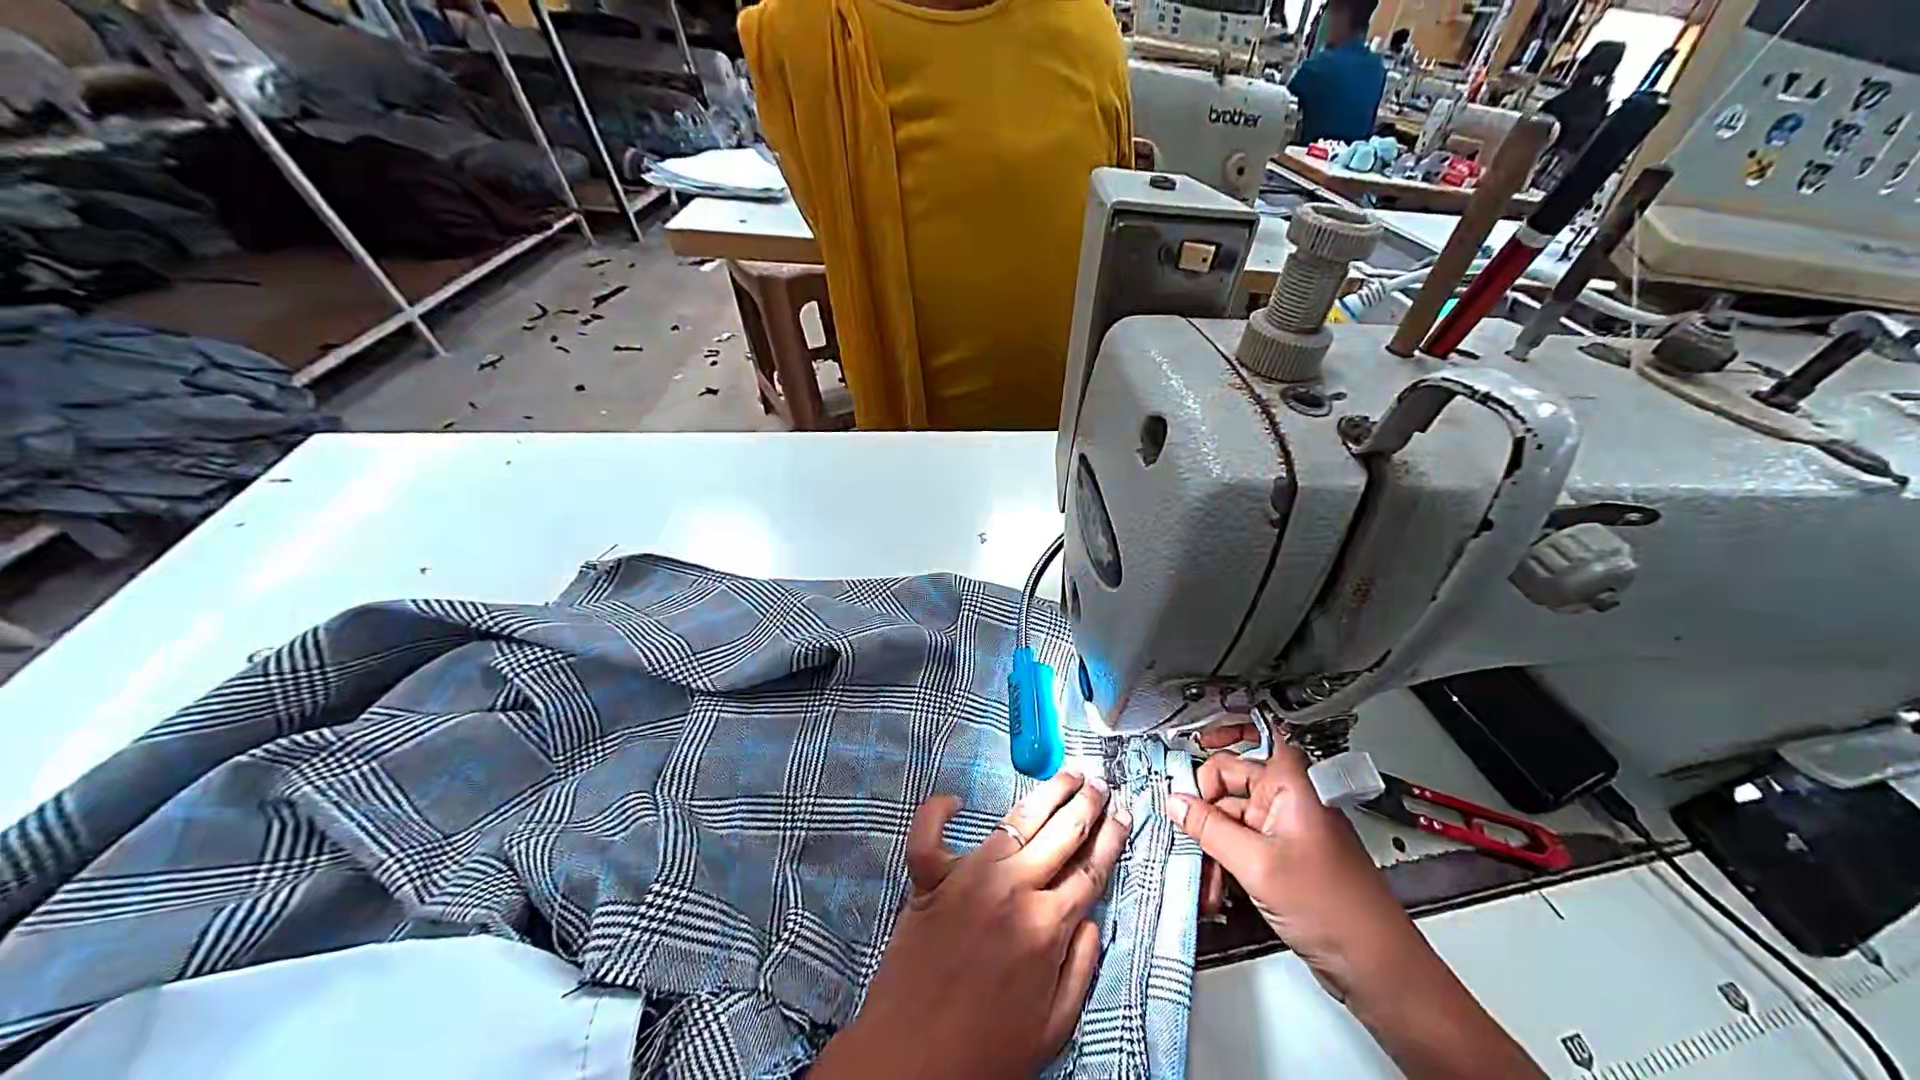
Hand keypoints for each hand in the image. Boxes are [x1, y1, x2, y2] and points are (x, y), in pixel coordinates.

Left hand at [812, 769, 1131, 1079]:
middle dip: (1087, 805)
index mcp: (1047, 927)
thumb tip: (1090, 920)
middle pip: (1061, 835)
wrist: (913, 1062)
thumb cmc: (984, 1053)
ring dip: (1045, 794)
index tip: (1122, 816)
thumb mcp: (1053, 1027)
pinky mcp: (929, 882)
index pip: (1090, 870)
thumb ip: (1079, 968)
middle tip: (1100, 783)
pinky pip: (928, 836)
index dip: (1110, 840)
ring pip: (1016, 823)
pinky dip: (936, 813)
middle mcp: (1012, 891)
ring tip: (1064, 774)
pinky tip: (954, 799)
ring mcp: (969, 880)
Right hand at [1166, 742, 1421, 999]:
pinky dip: (1224, 864)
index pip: (1255, 738)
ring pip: (1230, 822)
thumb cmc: (1339, 911)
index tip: (1195, 750)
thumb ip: (1209, 828)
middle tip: (1185, 831)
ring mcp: (1284, 832)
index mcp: (1292, 787)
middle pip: (1230, 785)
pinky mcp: (1281, 859)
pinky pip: (1240, 849)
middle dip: (1204, 812)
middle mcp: (1288, 803)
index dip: (1225, 735)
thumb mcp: (1257, 864)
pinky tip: (1216, 890)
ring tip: (1205, 879)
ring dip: (1212, 848)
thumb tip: (1177, 802)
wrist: (1375, 966)